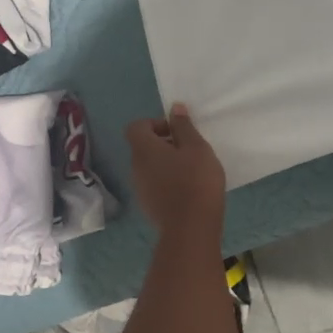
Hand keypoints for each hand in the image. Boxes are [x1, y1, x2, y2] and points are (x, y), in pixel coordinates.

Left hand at [125, 103, 225, 233]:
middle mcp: (136, 166)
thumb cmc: (196, 179)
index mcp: (144, 149)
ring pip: (149, 166)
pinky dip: (167, 180)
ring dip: (166, 163)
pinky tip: (188, 188)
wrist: (191, 225)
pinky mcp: (148, 204)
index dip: (155, 124)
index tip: (178, 132)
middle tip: (190, 150)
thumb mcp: (197, 147)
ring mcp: (140, 187)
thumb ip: (184, 127)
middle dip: (164, 143)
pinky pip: (154, 183)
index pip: (136, 126)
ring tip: (192, 170)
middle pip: (143, 147)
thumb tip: (174, 108)